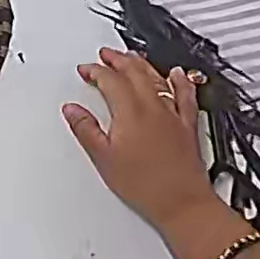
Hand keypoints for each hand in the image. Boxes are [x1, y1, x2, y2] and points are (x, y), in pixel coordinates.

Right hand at [64, 48, 258, 258]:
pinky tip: (178, 74)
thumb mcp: (104, 158)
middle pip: (134, 72)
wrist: (182, 203)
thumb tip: (72, 111)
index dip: (95, 71)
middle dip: (117, 60)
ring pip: (156, 77)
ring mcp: (172, 115)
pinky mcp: (187, 125)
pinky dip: (180, 80)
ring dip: (141, 64)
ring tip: (131, 57)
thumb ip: (86, 130)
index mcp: (130, 112)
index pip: (110, 80)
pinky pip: (185, 94)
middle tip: (105, 55)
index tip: (86, 70)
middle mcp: (153, 107)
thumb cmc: (145, 185)